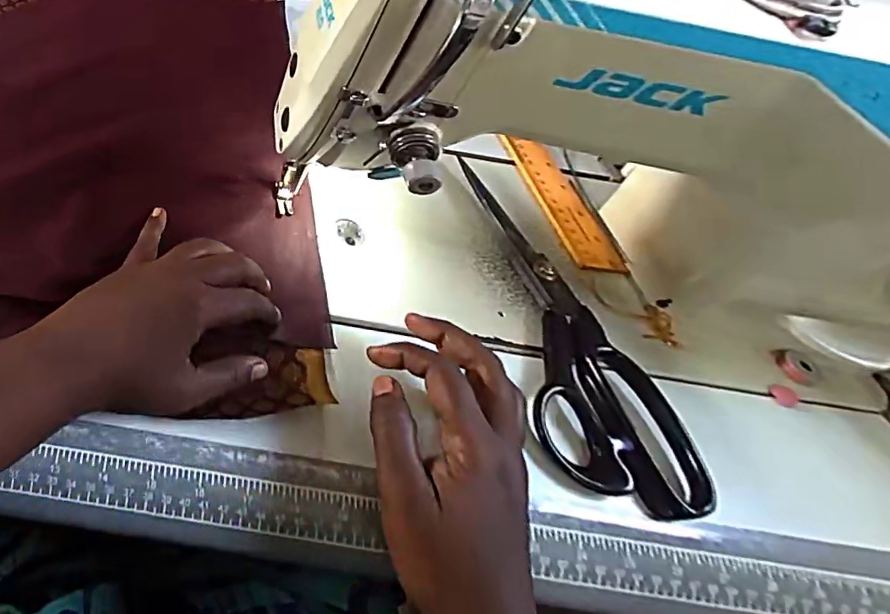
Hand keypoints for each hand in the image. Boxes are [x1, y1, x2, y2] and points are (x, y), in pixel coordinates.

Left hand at [30, 208, 280, 415]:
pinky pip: (147, 241)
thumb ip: (227, 376)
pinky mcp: (128, 268)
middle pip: (228, 265)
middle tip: (263, 288)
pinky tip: (160, 212)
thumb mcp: (185, 390)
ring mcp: (154, 268)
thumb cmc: (129, 378)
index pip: (245, 302)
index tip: (274, 320)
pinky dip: (156, 226)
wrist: (72, 357)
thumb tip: (262, 365)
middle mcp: (183, 277)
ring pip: (196, 247)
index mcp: (200, 306)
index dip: (265, 310)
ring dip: (221, 251)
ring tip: (233, 260)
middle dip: (252, 274)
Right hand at [368, 314, 533, 613]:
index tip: (380, 353)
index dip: (409, 353)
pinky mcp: (507, 476)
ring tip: (438, 340)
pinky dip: (476, 381)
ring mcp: (510, 463)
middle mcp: (502, 450)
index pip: (446, 376)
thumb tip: (387, 386)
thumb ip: (392, 434)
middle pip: (487, 370)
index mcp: (477, 448)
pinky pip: (499, 409)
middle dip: (451, 336)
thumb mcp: (403, 498)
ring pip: (501, 388)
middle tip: (418, 321)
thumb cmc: (444, 569)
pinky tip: (458, 388)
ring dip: (469, 355)